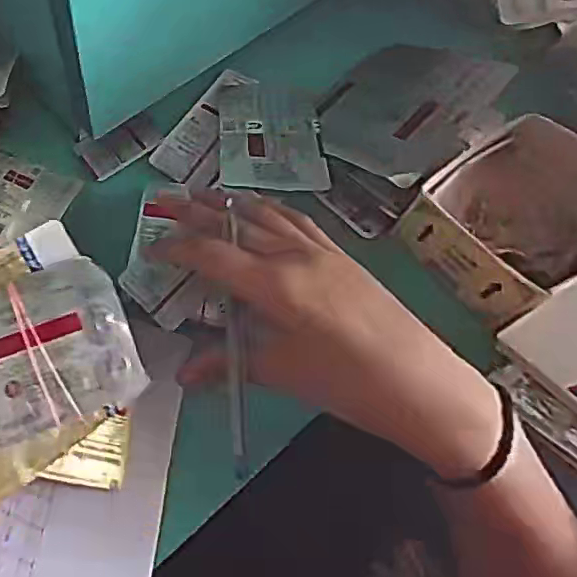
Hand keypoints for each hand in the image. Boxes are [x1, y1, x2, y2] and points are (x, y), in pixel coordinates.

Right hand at [152, 190, 503, 480]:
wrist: (423, 383)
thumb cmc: (349, 383)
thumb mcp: (283, 373)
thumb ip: (227, 365)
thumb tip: (184, 373)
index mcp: (275, 284)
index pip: (213, 255)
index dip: (177, 249)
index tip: (152, 248)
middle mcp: (293, 255)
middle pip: (234, 223)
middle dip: (195, 211)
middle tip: (164, 201)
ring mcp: (319, 249)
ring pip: (265, 213)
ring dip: (230, 202)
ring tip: (203, 193)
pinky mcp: (339, 252)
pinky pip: (295, 218)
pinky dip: (269, 208)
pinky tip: (261, 208)